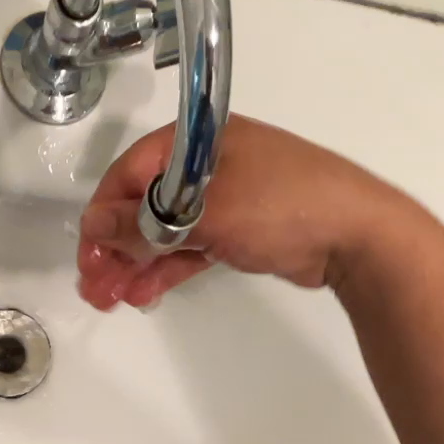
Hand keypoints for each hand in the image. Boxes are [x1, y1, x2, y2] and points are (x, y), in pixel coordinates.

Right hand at [76, 115, 416, 310]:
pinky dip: (167, 270)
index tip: (88, 255)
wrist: (356, 235)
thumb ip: (146, 224)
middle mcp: (206, 166)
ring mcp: (224, 199)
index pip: (130, 174)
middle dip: (116, 248)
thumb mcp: (207, 215)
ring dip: (137, 265)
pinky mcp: (238, 231)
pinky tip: (143, 294)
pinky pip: (190, 249)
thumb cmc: (282, 208)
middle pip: (143, 206)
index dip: (103, 215)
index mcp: (197, 142)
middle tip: (94, 288)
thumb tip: (94, 228)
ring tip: (111, 300)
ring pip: (165, 232)